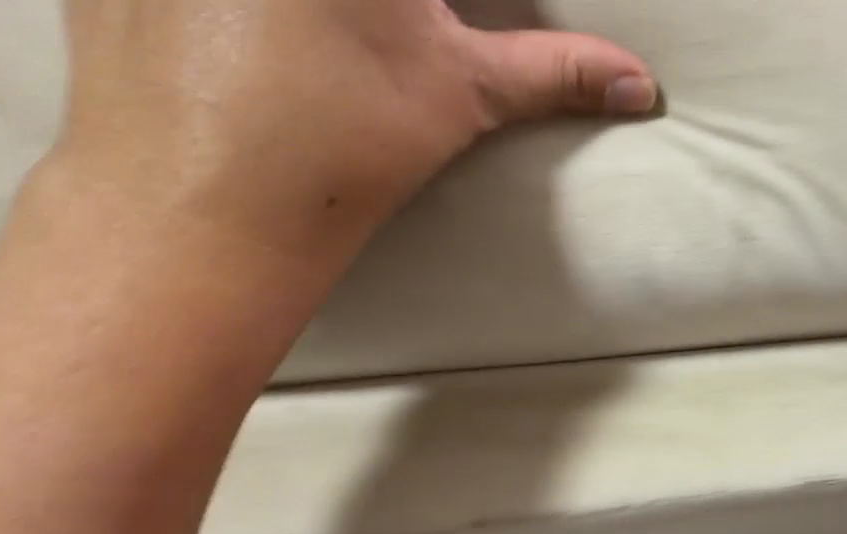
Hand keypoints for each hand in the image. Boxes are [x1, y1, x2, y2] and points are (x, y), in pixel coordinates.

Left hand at [44, 0, 656, 263]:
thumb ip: (555, 73)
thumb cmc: (338, 143)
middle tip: (407, 39)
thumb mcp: (460, 93)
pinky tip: (272, 41)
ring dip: (355, 12)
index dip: (445, 8)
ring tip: (342, 51)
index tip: (445, 37)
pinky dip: (264, 9)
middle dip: (413, 9)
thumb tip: (640, 84)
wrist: (205, 202)